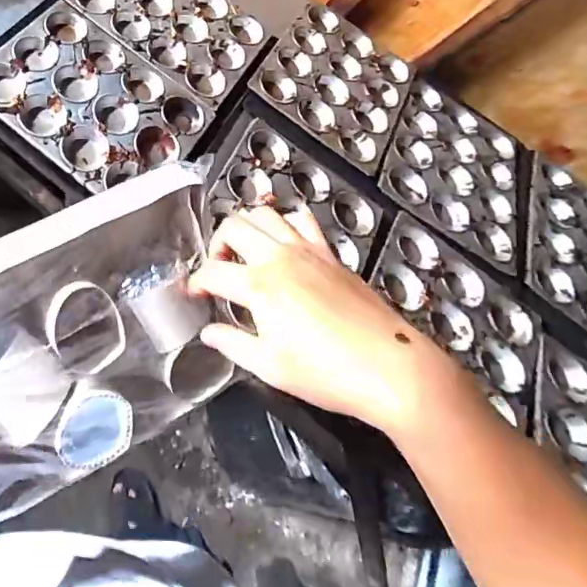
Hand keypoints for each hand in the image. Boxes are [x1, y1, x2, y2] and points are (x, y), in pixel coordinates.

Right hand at [188, 206, 471, 440]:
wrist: (391, 369)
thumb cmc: (333, 372)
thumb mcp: (270, 367)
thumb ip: (233, 344)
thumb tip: (211, 334)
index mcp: (260, 286)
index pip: (213, 272)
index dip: (196, 281)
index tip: (196, 292)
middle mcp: (281, 259)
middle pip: (233, 227)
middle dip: (216, 244)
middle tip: (217, 267)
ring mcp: (308, 253)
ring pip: (265, 214)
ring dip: (246, 225)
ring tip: (244, 248)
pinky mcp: (331, 256)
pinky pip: (303, 220)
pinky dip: (286, 220)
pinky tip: (283, 238)